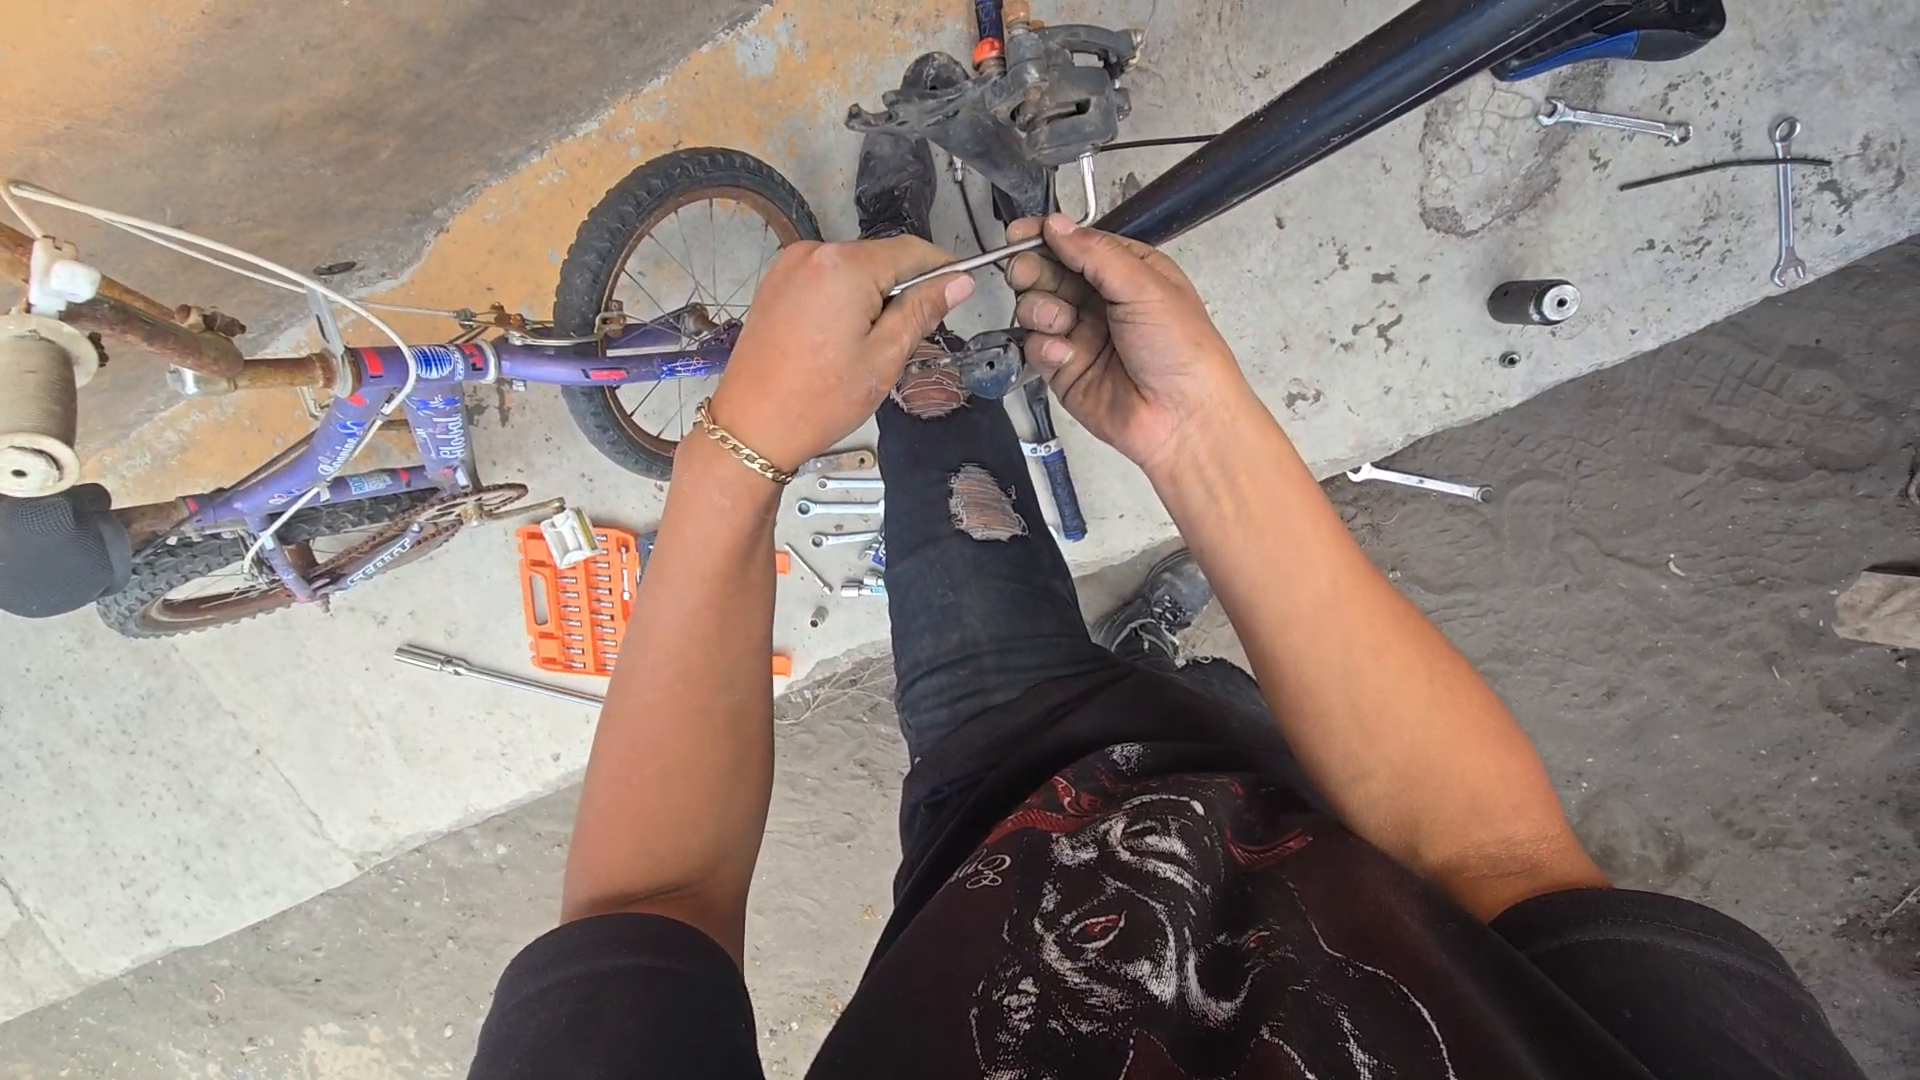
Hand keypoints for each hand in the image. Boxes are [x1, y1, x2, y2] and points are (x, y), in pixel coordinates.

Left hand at [708, 236, 973, 471]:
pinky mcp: (775, 284)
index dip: (942, 267)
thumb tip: (959, 281)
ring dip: (873, 296)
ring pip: (852, 270)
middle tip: (910, 338)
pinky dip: (845, 300)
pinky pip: (825, 280)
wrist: (752, 426)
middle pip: (880, 258)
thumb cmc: (820, 400)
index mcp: (844, 266)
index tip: (961, 290)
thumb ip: (922, 311)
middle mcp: (814, 252)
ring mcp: (789, 266)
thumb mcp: (883, 358)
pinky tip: (842, 339)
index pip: (910, 250)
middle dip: (903, 289)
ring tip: (871, 347)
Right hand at [1006, 214, 1252, 474]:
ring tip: (1059, 321)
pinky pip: (1035, 347)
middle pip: (1048, 273)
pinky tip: (1063, 353)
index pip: (1076, 245)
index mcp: (1126, 272)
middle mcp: (1100, 302)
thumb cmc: (1183, 350)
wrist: (1181, 415)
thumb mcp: (1144, 286)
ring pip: (1035, 309)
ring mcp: (1081, 335)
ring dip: (1040, 310)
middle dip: (1033, 270)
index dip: (1046, 237)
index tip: (1021, 234)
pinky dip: (1043, 347)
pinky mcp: (1065, 369)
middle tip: (1025, 272)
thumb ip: (1095, 253)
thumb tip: (1058, 226)